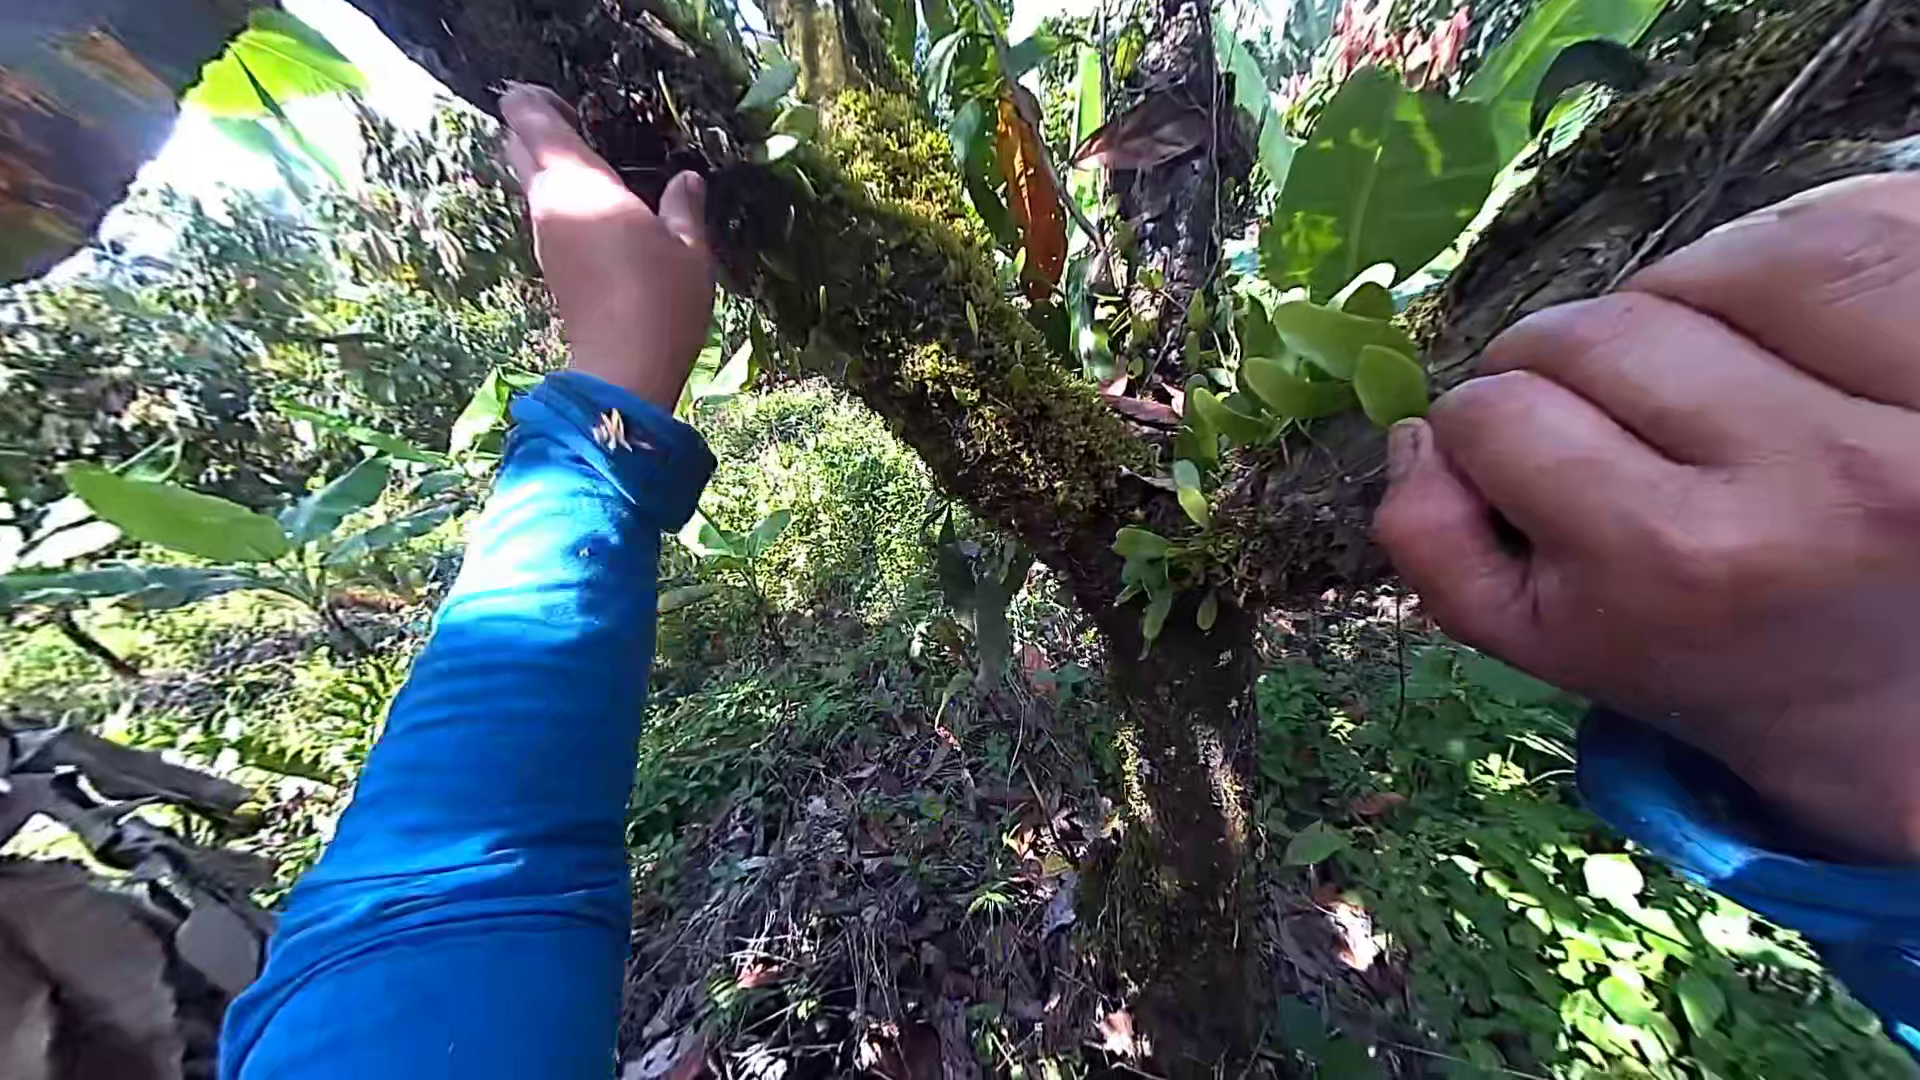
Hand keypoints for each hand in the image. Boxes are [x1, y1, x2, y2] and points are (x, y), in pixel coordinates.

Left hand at [500, 83, 714, 409]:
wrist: (627, 367)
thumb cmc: (664, 302)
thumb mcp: (691, 253)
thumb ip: (685, 208)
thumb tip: (689, 179)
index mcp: (579, 181)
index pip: (527, 112)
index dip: (543, 101)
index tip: (583, 113)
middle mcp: (547, 201)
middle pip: (518, 144)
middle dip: (543, 135)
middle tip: (596, 149)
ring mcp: (543, 237)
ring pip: (533, 185)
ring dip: (559, 178)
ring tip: (611, 196)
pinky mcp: (550, 267)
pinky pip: (549, 220)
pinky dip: (568, 213)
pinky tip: (609, 235)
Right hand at [1375, 175, 1919, 861]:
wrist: (1878, 678)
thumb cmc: (1662, 642)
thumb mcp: (1505, 623)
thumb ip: (1423, 535)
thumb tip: (1416, 432)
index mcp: (1675, 552)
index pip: (1494, 411)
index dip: (1470, 425)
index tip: (1502, 459)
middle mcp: (1828, 476)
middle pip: (1593, 333)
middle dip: (1544, 360)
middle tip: (1574, 411)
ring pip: (1722, 262)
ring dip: (1654, 299)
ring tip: (1666, 361)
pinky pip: (1856, 220)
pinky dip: (1769, 256)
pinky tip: (1758, 323)